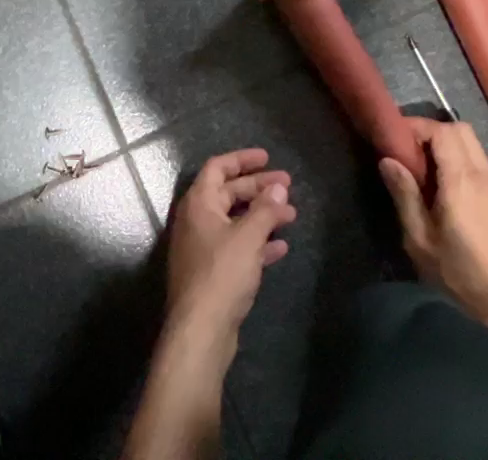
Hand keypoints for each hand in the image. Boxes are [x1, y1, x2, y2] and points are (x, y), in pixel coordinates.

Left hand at [164, 148, 297, 337]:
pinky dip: (257, 243)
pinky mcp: (212, 272)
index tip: (267, 158)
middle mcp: (196, 221)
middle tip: (288, 186)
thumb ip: (265, 210)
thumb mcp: (248, 237)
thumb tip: (278, 188)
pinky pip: (237, 247)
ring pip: (235, 221)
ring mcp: (203, 248)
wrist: (200, 330)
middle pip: (228, 193)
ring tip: (291, 215)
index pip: (217, 168)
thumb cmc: (221, 274)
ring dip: (261, 216)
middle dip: (258, 188)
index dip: (242, 160)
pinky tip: (281, 248)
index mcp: (198, 204)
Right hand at [378, 118, 487, 334]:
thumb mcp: (419, 238)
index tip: (393, 137)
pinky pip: (477, 161)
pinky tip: (440, 184)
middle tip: (405, 149)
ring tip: (419, 167)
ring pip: (471, 143)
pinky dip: (457, 158)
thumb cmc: (455, 275)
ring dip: (445, 144)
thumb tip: (387, 159)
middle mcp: (484, 175)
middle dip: (431, 130)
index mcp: (462, 181)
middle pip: (460, 130)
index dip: (417, 126)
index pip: (443, 132)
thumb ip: (404, 194)